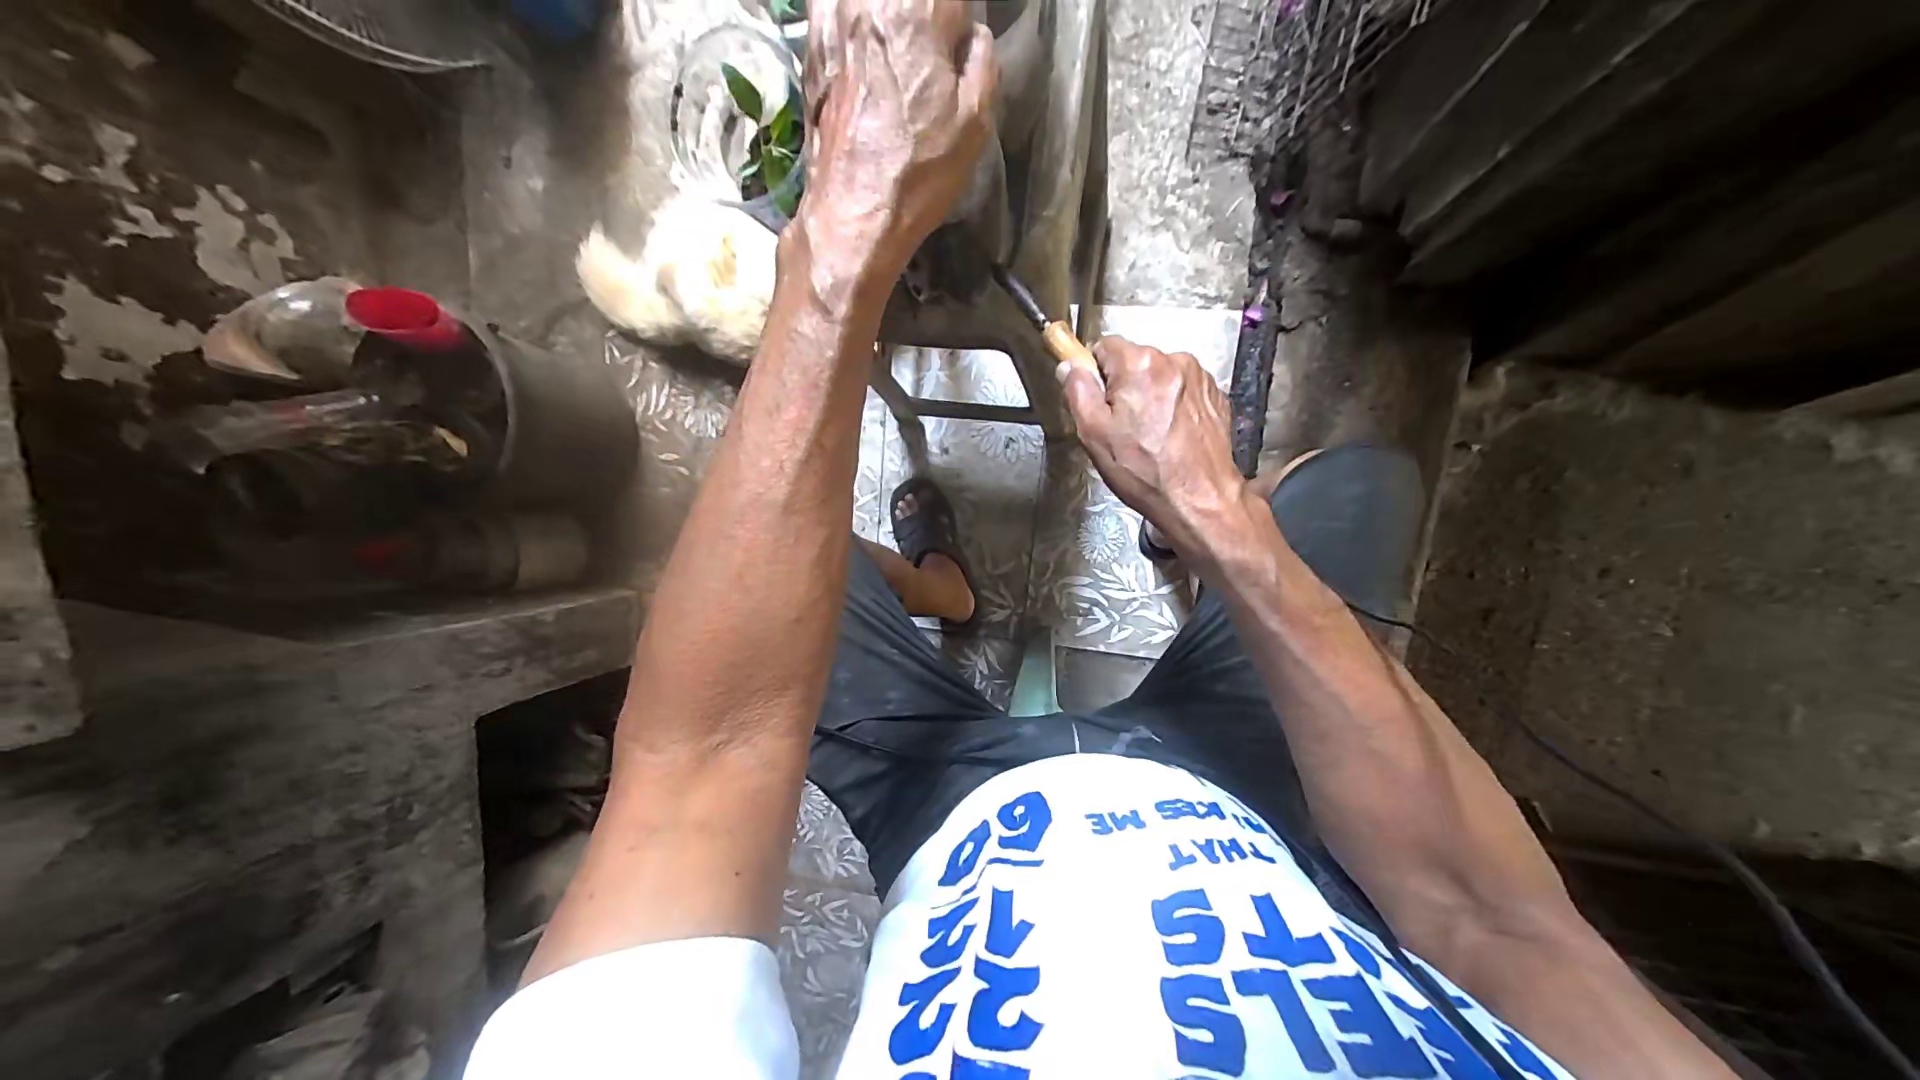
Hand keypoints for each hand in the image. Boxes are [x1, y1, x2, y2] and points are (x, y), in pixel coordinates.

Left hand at [798, 0, 995, 285]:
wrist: (854, 215)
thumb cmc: (919, 172)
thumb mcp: (975, 121)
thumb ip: (981, 60)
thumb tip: (971, 34)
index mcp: (918, 8)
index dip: (959, 17)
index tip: (960, 41)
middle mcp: (870, 1)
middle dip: (928, 14)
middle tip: (937, 44)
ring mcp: (833, 19)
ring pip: (869, 3)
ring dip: (890, 17)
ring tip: (902, 43)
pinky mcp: (810, 48)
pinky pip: (830, 6)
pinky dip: (848, 15)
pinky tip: (862, 37)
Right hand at [1061, 338, 1258, 564]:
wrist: (1198, 499)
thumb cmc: (1148, 472)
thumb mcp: (1094, 434)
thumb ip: (1078, 391)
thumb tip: (1070, 367)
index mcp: (1139, 364)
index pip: (1104, 346)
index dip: (1094, 375)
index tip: (1096, 400)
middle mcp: (1173, 361)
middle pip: (1133, 361)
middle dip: (1123, 388)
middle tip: (1120, 427)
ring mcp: (1198, 378)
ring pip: (1158, 377)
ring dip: (1149, 398)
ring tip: (1148, 436)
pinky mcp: (1213, 395)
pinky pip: (1180, 391)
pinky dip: (1171, 407)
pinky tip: (1168, 437)